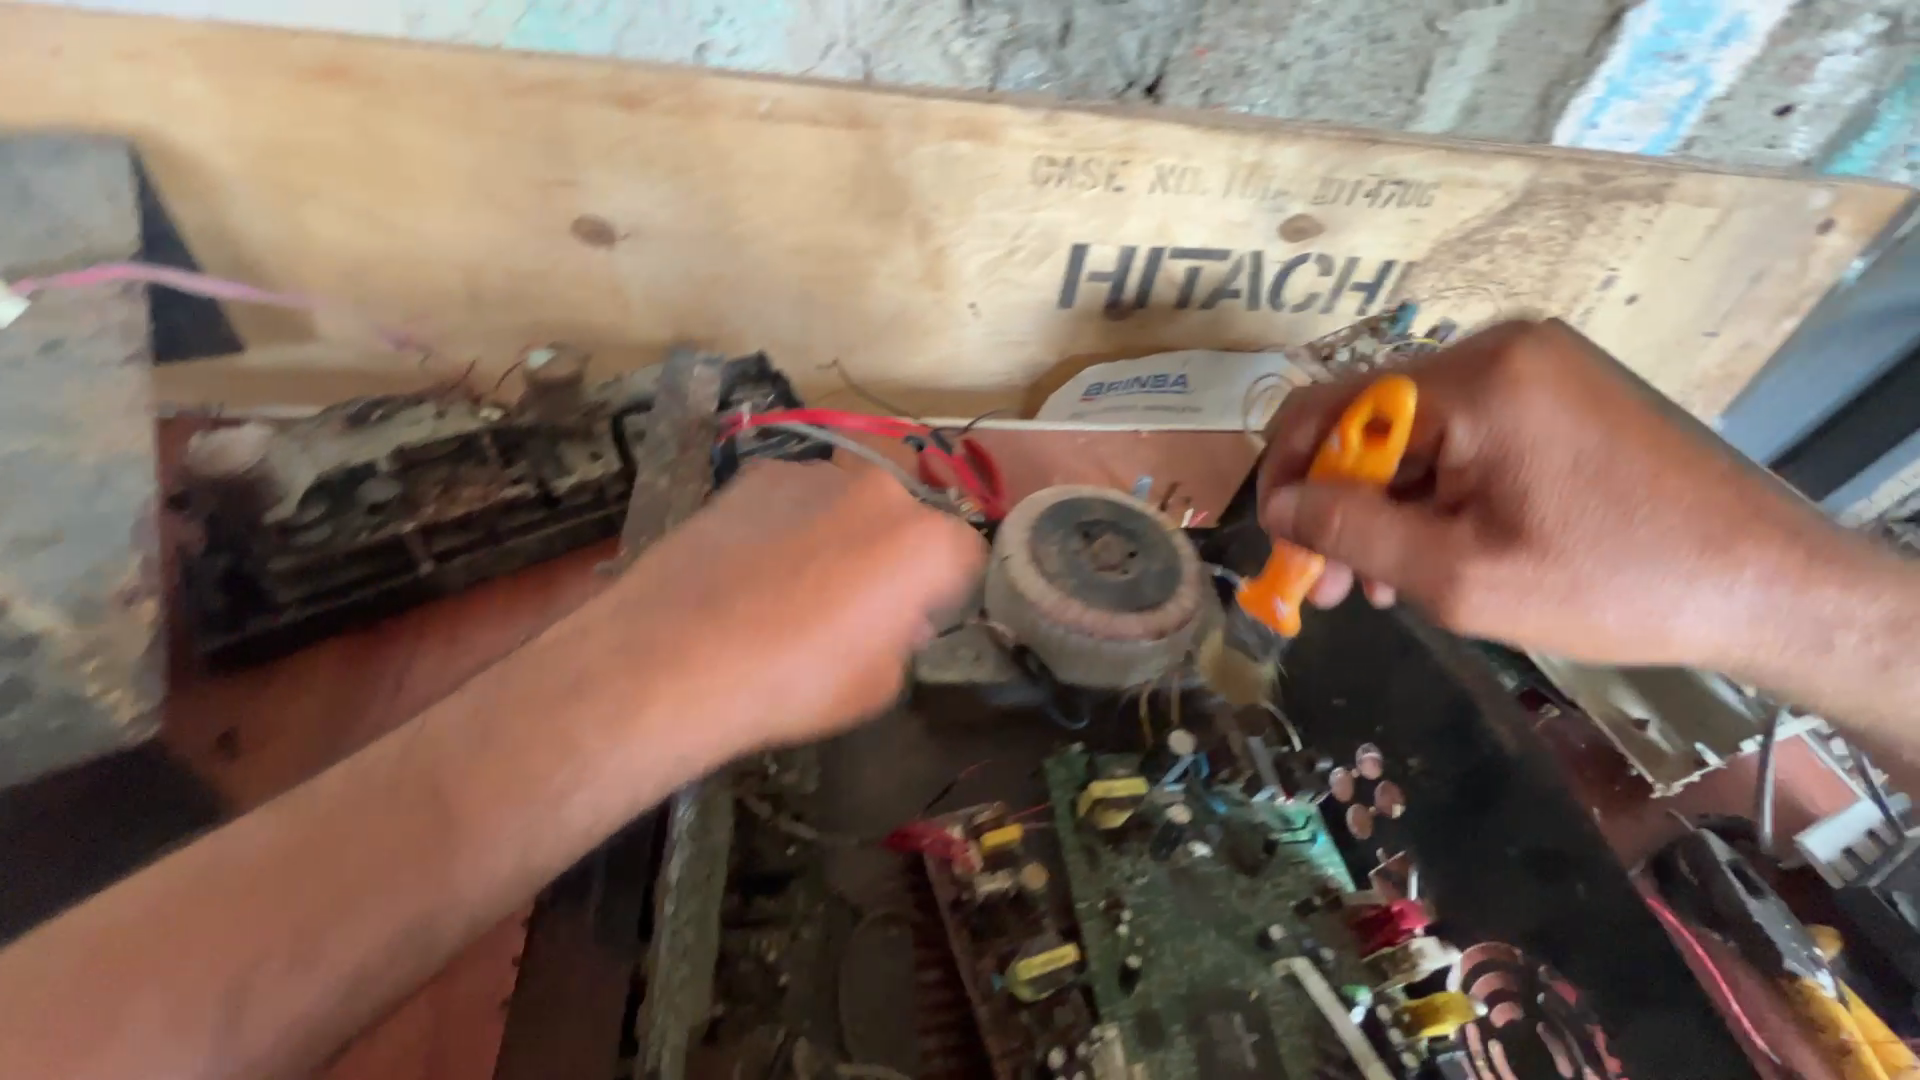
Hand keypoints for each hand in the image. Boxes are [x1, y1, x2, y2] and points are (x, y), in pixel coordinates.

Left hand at [598, 458, 985, 755]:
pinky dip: (790, 523)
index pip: (966, 555)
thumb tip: (892, 616)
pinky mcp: (757, 474)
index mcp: (926, 542)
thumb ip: (903, 637)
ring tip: (796, 582)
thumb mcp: (880, 684)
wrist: (675, 656)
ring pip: (850, 503)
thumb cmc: (796, 680)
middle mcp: (880, 491)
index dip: (946, 590)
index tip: (919, 618)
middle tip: (859, 602)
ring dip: (843, 534)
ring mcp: (815, 474)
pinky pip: (796, 498)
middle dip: (896, 556)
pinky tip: (754, 565)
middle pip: (908, 520)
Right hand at [1255, 319, 1857, 669]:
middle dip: (1333, 503)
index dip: (1289, 475)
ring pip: (1404, 438)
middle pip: (1365, 423)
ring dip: (1374, 507)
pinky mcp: (1546, 397)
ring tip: (1369, 582)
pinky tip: (1420, 551)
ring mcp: (1527, 370)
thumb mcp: (1457, 576)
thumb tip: (1276, 506)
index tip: (1279, 540)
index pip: (1330, 409)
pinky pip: (1450, 440)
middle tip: (1322, 580)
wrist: (1770, 588)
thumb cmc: (1613, 585)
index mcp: (1476, 381)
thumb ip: (1350, 533)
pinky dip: (1421, 495)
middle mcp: (1496, 353)